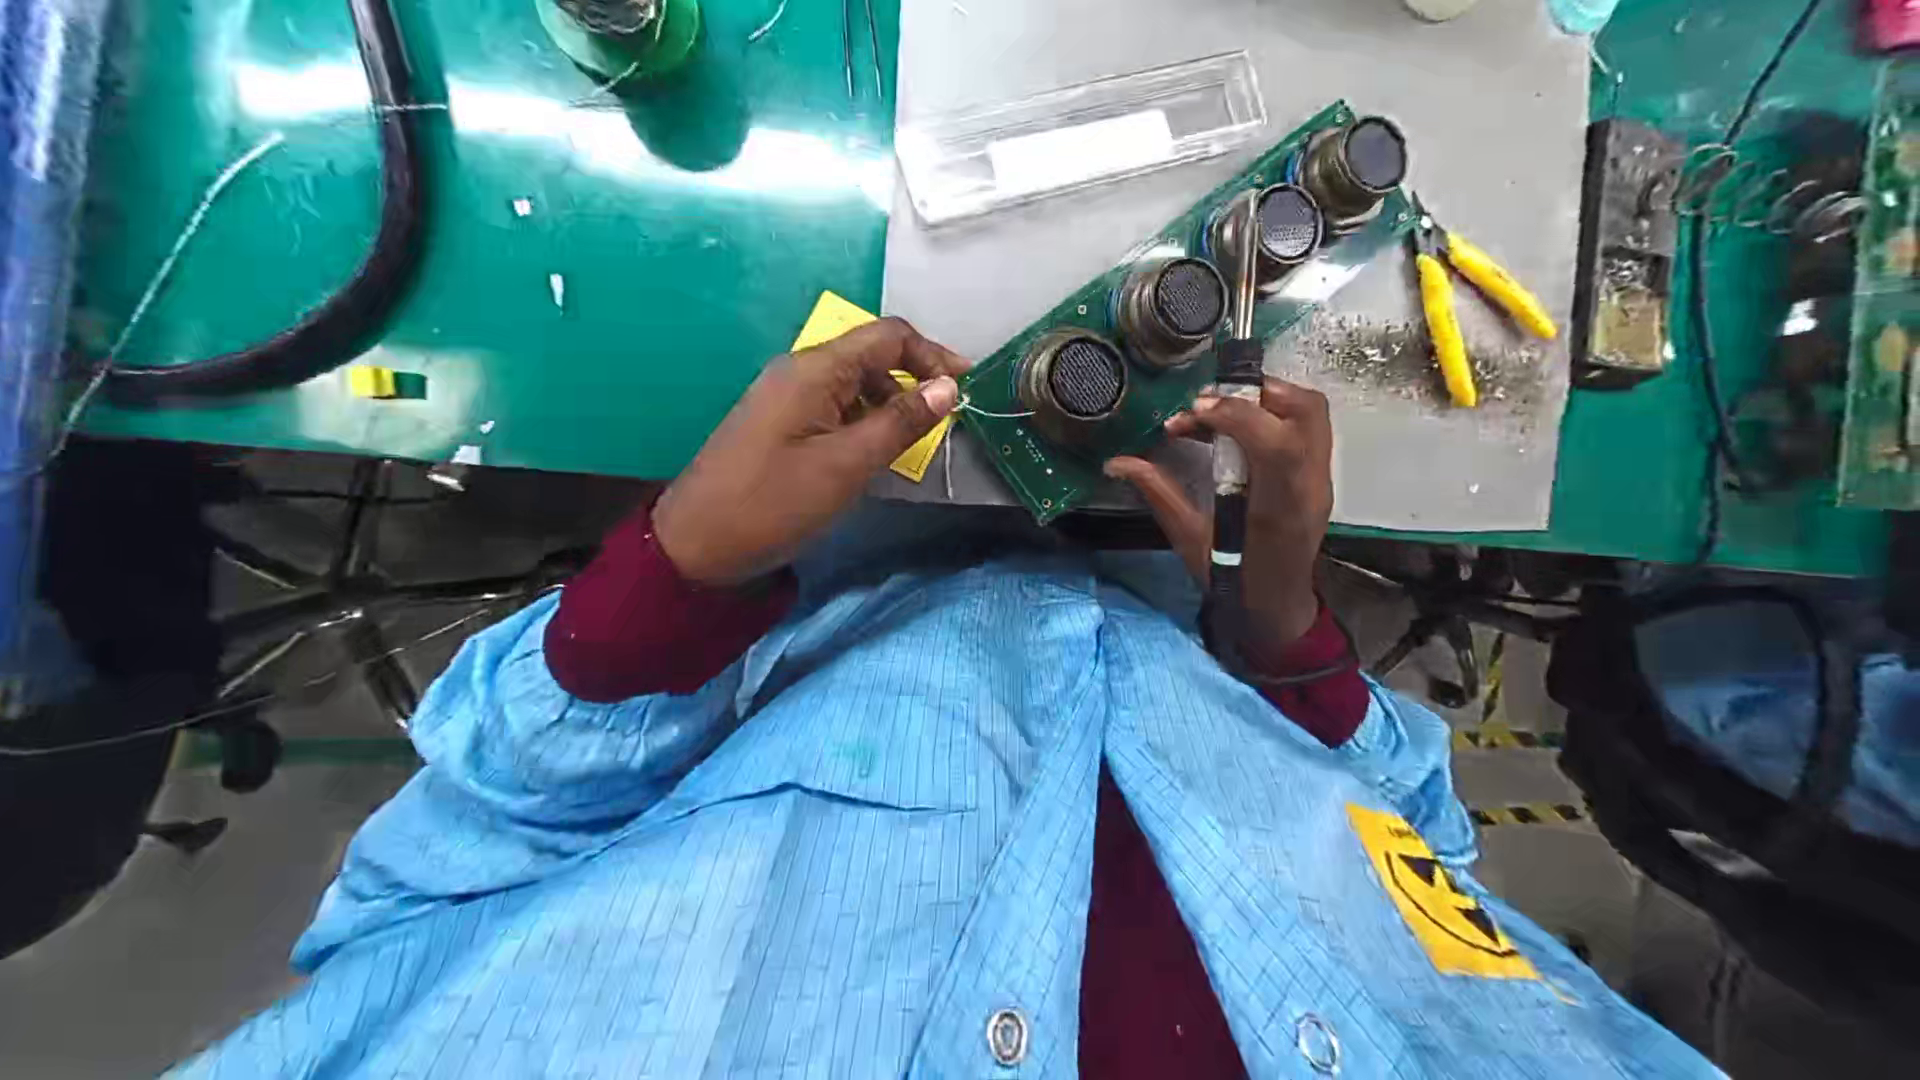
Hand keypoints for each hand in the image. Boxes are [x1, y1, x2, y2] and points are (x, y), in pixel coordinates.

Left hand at [654, 317, 966, 585]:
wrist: (697, 544)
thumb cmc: (774, 503)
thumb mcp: (846, 465)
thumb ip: (899, 422)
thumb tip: (947, 387)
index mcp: (815, 370)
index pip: (888, 337)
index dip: (933, 355)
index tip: (967, 386)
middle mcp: (801, 372)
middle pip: (872, 357)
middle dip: (915, 381)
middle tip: (945, 421)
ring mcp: (788, 397)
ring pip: (855, 386)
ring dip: (891, 405)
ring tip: (914, 443)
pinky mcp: (782, 424)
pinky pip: (836, 409)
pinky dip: (865, 423)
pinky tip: (875, 453)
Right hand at [1104, 377, 1333, 651]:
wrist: (1276, 604)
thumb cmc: (1231, 578)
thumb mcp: (1188, 539)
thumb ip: (1158, 493)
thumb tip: (1117, 463)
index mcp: (1278, 508)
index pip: (1276, 444)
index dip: (1236, 415)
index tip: (1193, 411)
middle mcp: (1309, 485)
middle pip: (1305, 411)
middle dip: (1253, 393)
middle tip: (1207, 405)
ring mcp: (1321, 477)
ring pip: (1312, 411)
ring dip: (1265, 397)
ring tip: (1219, 410)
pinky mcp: (1318, 474)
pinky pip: (1308, 425)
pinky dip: (1273, 412)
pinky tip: (1237, 426)